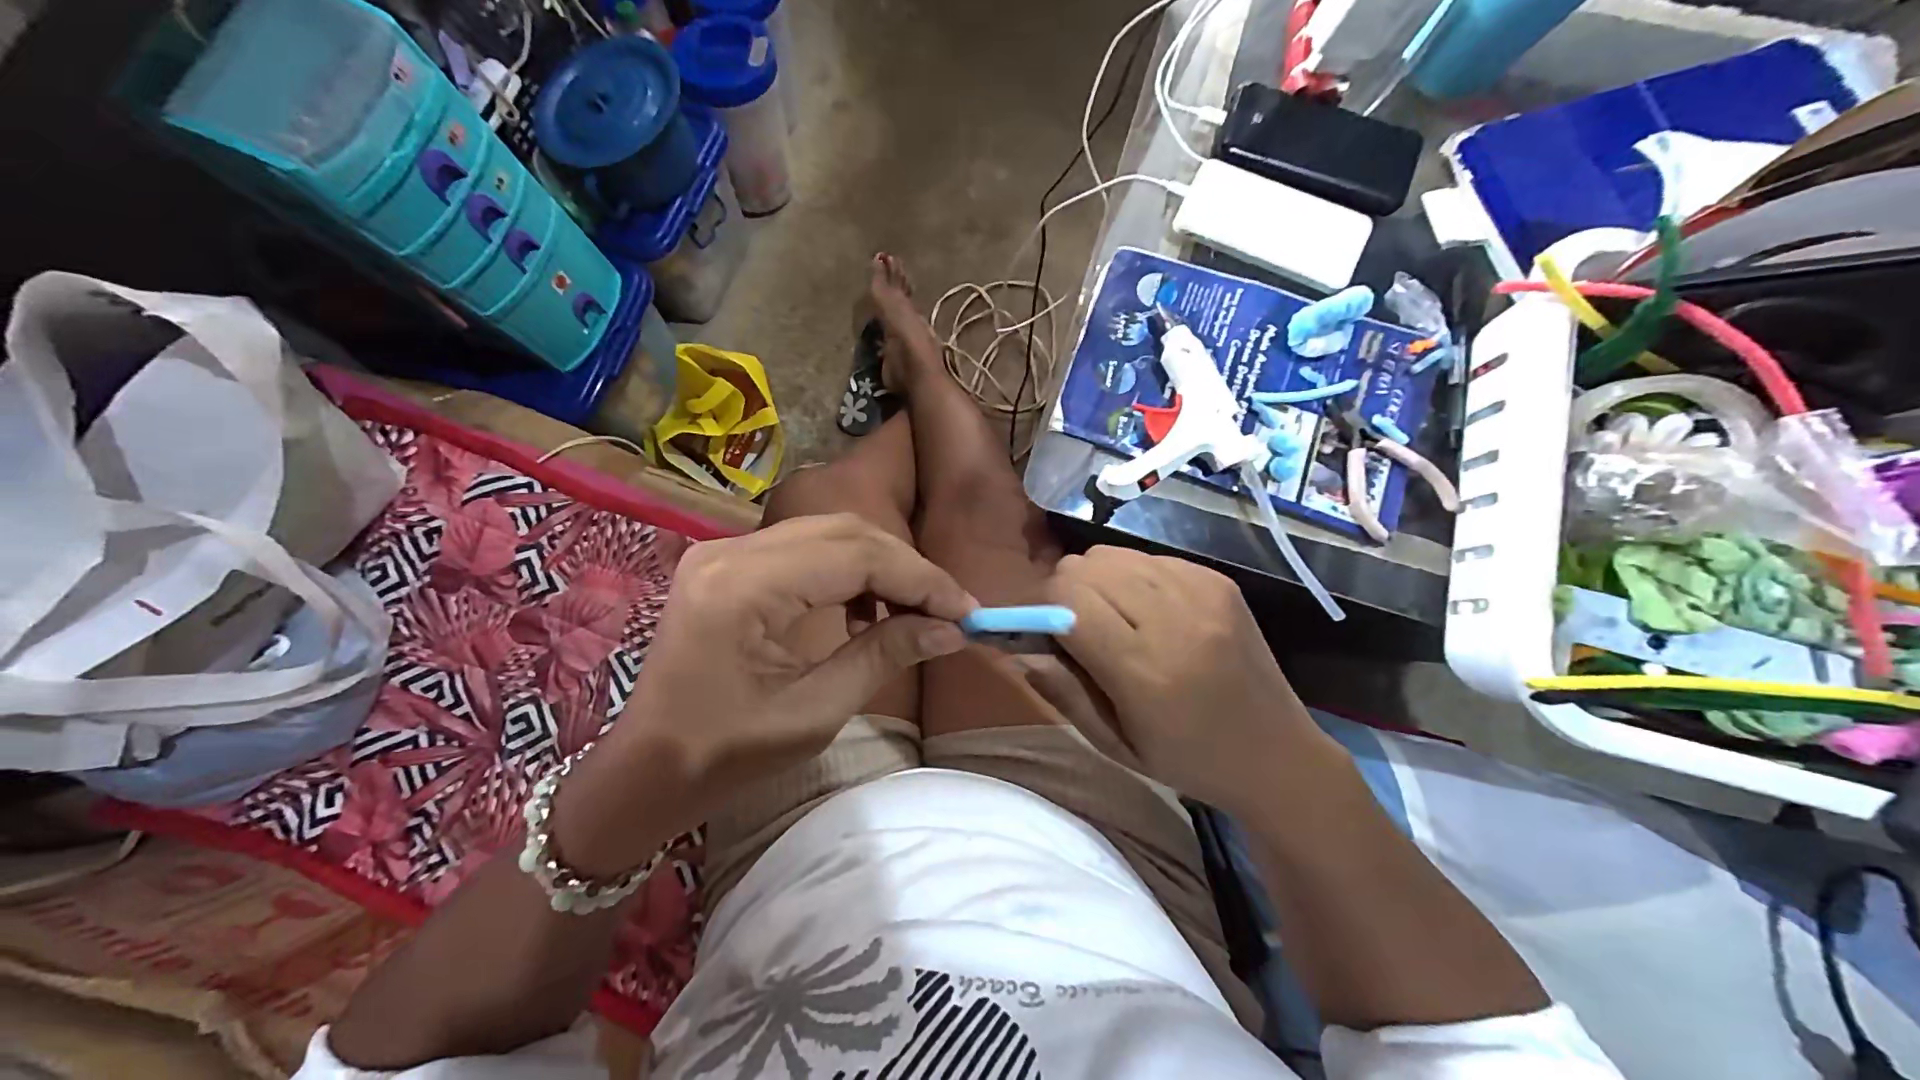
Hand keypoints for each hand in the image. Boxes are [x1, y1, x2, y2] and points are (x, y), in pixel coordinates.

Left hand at [554, 515, 974, 873]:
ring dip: (879, 565)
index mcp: (743, 587)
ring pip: (826, 533)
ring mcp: (723, 551)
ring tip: (911, 613)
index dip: (920, 578)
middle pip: (843, 531)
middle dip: (905, 567)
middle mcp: (729, 550)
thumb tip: (950, 629)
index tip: (966, 610)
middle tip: (947, 610)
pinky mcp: (726, 563)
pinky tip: (863, 610)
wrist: (647, 770)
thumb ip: (883, 656)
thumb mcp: (814, 712)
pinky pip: (802, 549)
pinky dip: (845, 571)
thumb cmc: (724, 756)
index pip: (855, 555)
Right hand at [1048, 546, 1334, 812]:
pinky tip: (1151, 612)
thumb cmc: (1188, 761)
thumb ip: (1063, 691)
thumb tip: (1019, 647)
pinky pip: (1150, 557)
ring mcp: (1203, 593)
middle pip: (1085, 566)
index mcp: (1144, 670)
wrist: (1278, 755)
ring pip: (1114, 554)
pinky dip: (1135, 577)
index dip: (1042, 609)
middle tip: (1078, 627)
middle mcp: (1174, 619)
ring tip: (1116, 618)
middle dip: (1066, 592)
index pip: (1067, 599)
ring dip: (1099, 580)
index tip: (1047, 634)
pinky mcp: (1220, 580)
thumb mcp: (1115, 744)